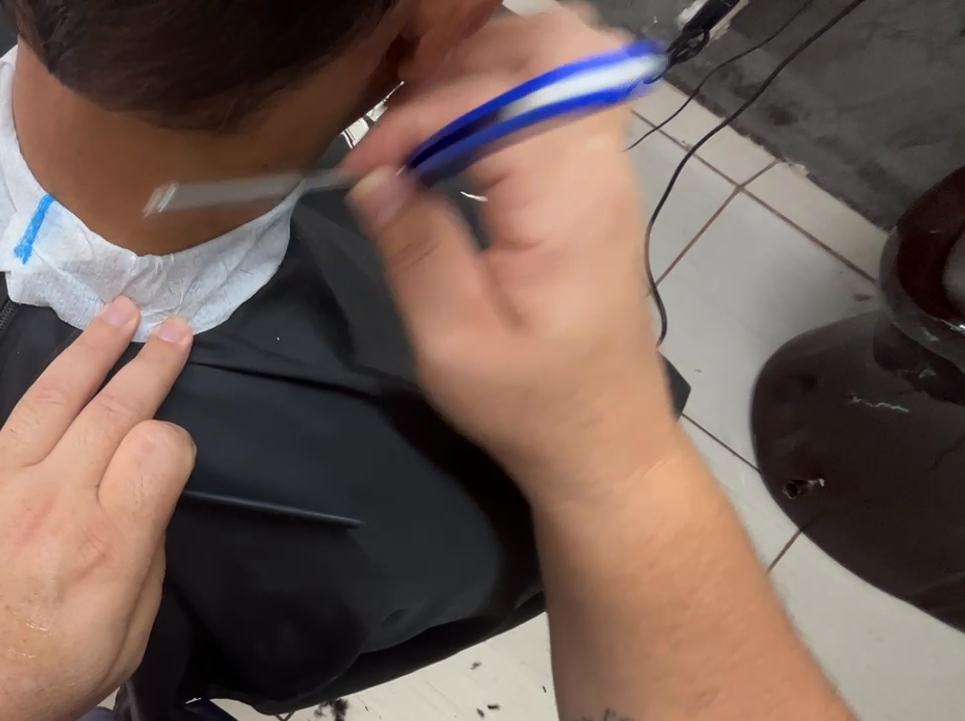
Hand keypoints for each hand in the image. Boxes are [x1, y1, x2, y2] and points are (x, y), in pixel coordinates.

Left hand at [0, 299, 196, 720]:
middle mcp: (48, 498)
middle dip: (151, 363)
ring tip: (118, 313)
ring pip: (44, 395)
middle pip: (112, 407)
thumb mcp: (119, 652)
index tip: (170, 460)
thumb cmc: (30, 690)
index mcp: (103, 544)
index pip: (159, 448)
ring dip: (87, 349)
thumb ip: (142, 572)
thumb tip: (138, 514)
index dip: (176, 443)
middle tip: (174, 328)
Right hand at [345, 7, 685, 507]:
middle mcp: (600, 164)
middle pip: (554, 44)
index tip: (358, 169)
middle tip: (394, 120)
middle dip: (460, 63)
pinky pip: (560, 99)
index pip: (494, 102)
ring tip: (414, 124)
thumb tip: (373, 179)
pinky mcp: (595, 184)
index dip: (414, 119)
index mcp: (565, 201)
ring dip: (481, 73)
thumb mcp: (450, 338)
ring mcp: (606, 169)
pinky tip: (451, 144)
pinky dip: (501, 97)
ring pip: (564, 59)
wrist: (594, 431)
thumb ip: (413, 249)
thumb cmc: (522, 398)